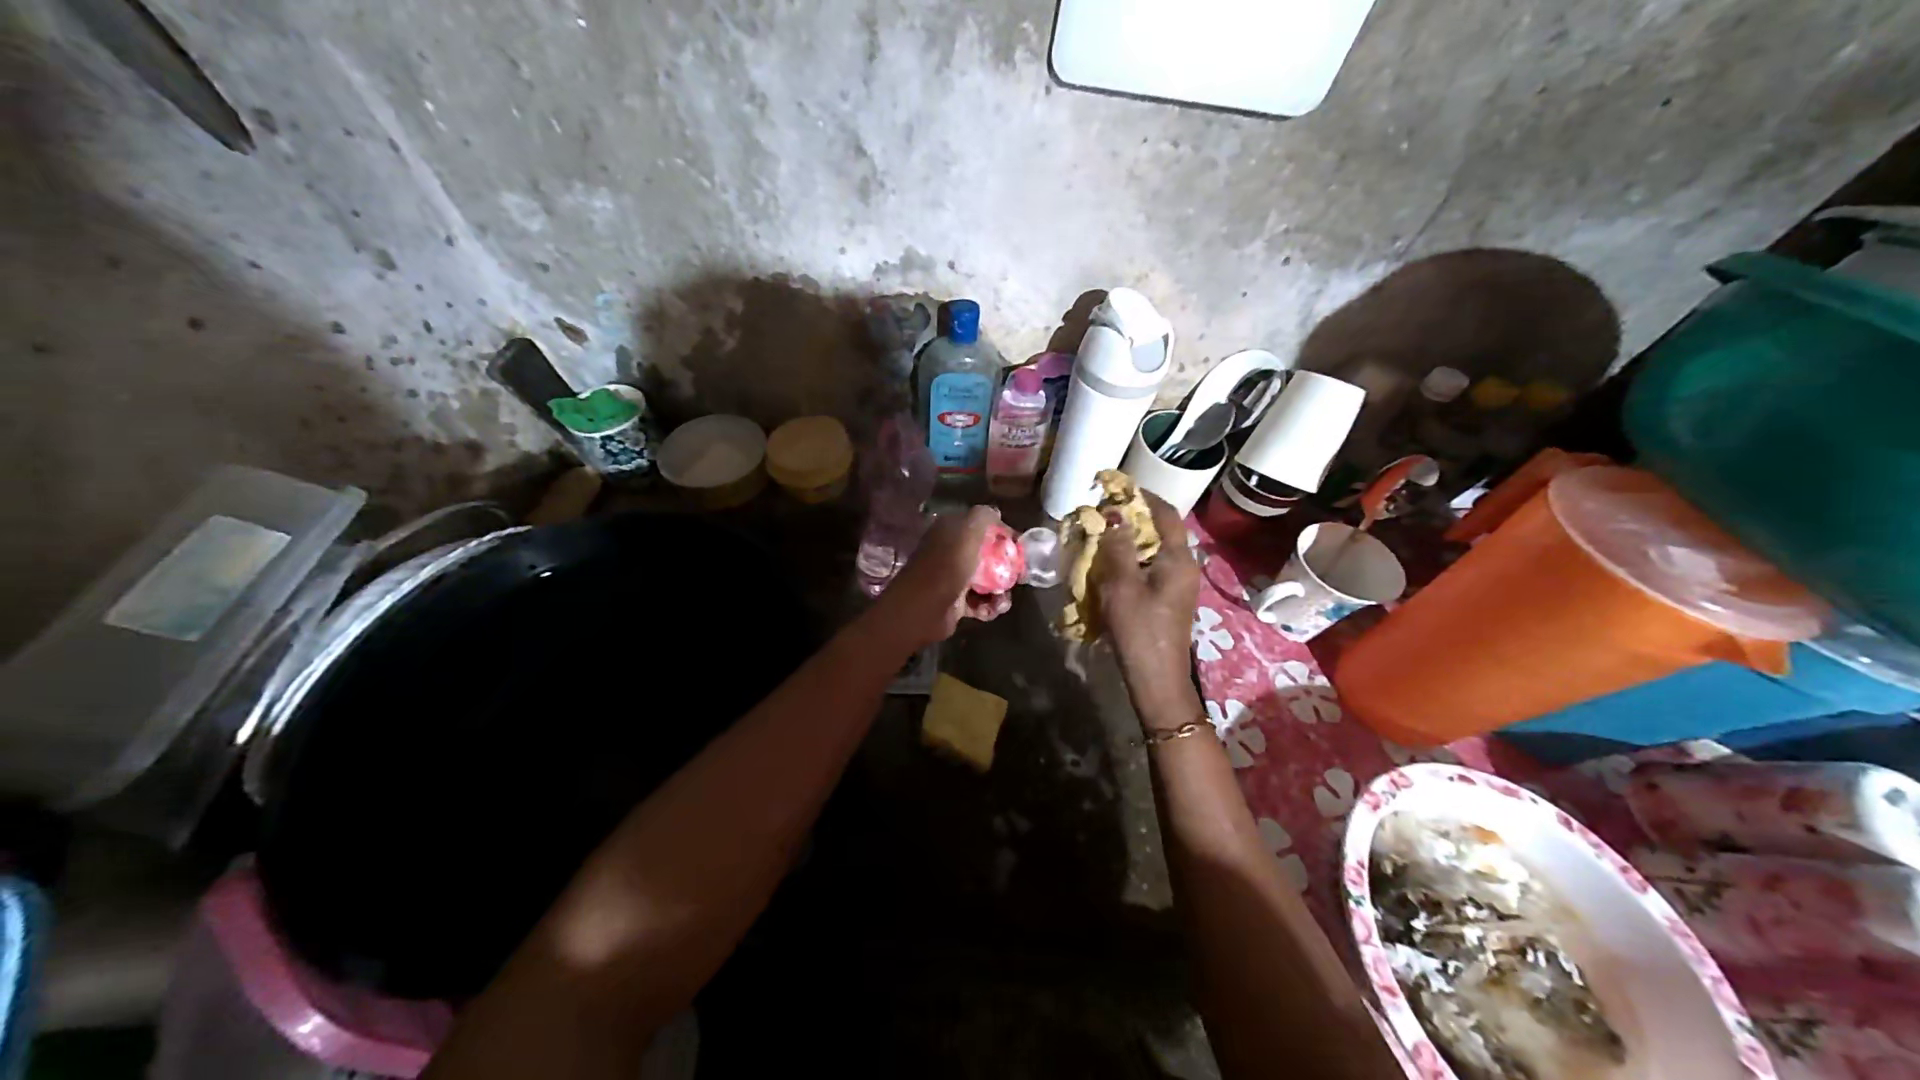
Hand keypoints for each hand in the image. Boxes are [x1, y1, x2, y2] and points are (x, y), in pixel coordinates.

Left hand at [877, 506, 1012, 647]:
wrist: (924, 608)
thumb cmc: (948, 565)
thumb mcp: (968, 531)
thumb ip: (984, 517)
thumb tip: (996, 514)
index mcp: (950, 531)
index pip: (982, 526)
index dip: (1002, 533)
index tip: (1019, 545)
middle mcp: (951, 551)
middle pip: (988, 555)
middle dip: (1006, 566)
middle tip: (1019, 576)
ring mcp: (953, 578)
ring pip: (987, 581)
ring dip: (1000, 591)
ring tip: (1003, 600)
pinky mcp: (956, 602)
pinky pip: (980, 602)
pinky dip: (989, 606)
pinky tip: (992, 609)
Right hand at [1094, 494, 1202, 725]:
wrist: (1157, 679)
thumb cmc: (1139, 629)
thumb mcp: (1122, 585)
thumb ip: (1118, 546)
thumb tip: (1113, 514)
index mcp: (1178, 559)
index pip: (1165, 513)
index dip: (1141, 496)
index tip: (1115, 487)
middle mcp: (1184, 567)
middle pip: (1160, 531)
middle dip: (1131, 519)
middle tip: (1101, 514)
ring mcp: (1178, 585)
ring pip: (1153, 551)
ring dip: (1129, 541)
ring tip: (1100, 538)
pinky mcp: (1168, 600)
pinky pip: (1150, 569)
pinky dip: (1131, 561)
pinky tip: (1109, 568)